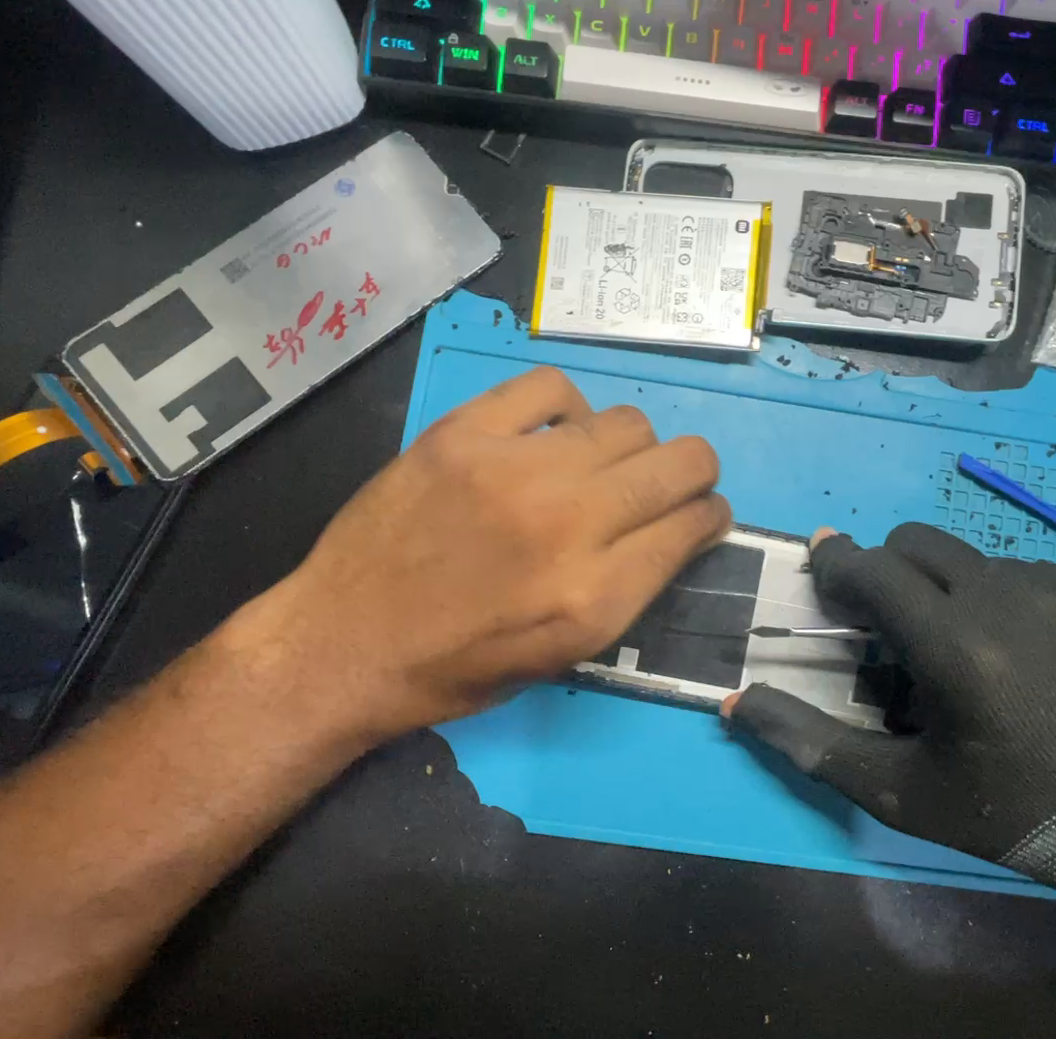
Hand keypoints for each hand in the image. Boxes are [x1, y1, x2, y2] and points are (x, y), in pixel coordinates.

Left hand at [229, 366, 730, 743]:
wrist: (345, 644)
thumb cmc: (461, 667)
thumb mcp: (567, 653)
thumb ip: (632, 586)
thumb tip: (679, 527)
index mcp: (598, 597)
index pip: (695, 525)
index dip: (710, 517)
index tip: (701, 516)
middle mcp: (571, 526)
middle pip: (682, 463)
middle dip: (695, 475)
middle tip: (671, 485)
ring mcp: (515, 472)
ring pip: (628, 423)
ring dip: (632, 448)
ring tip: (600, 466)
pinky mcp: (464, 435)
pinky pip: (552, 388)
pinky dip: (567, 409)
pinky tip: (551, 435)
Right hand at [724, 524, 1055, 948]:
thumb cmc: (1017, 811)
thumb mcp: (903, 792)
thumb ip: (810, 742)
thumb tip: (734, 704)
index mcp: (955, 643)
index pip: (870, 568)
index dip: (835, 561)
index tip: (822, 564)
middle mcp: (1012, 593)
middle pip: (918, 543)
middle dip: (891, 570)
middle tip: (899, 621)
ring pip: (980, 560)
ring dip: (962, 593)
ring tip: (991, 655)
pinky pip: (1044, 571)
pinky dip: (1025, 602)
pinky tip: (1052, 656)